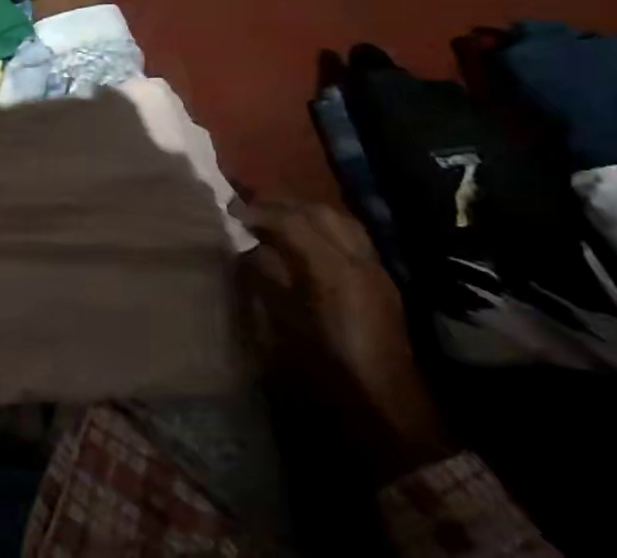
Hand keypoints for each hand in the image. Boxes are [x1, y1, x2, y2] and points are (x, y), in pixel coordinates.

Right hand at [238, 194, 452, 481]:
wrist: (385, 413)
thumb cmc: (325, 373)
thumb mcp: (282, 326)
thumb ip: (266, 280)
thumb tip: (250, 252)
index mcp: (334, 272)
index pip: (294, 221)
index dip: (260, 211)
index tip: (230, 211)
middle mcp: (360, 263)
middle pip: (320, 212)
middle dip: (282, 204)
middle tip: (250, 210)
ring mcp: (376, 271)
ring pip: (341, 220)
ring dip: (305, 212)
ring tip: (276, 218)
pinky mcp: (382, 284)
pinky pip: (352, 237)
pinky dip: (324, 228)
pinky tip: (305, 240)